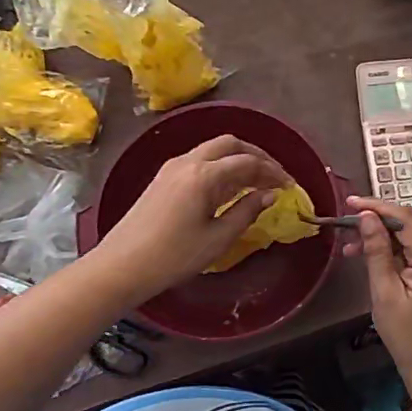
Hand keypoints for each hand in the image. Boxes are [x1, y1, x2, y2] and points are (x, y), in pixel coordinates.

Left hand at [89, 135, 289, 300]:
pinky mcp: (162, 179)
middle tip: (274, 176)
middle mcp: (187, 161)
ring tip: (255, 183)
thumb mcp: (217, 239)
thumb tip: (269, 195)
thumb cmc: (173, 257)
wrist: (122, 266)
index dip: (273, 172)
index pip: (248, 162)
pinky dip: (220, 167)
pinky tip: (227, 189)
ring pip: (213, 150)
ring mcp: (172, 168)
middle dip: (256, 156)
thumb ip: (246, 212)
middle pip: (230, 144)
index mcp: (204, 174)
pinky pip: (199, 161)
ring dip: (237, 160)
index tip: (290, 187)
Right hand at [343, 196, 411, 381]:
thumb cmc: (404, 333)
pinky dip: (390, 246)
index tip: (350, 203)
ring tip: (350, 242)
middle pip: (409, 221)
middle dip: (378, 216)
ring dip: (381, 232)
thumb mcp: (384, 291)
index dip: (377, 207)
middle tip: (348, 218)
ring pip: (409, 233)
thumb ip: (376, 251)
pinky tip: (367, 253)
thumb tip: (367, 218)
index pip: (404, 219)